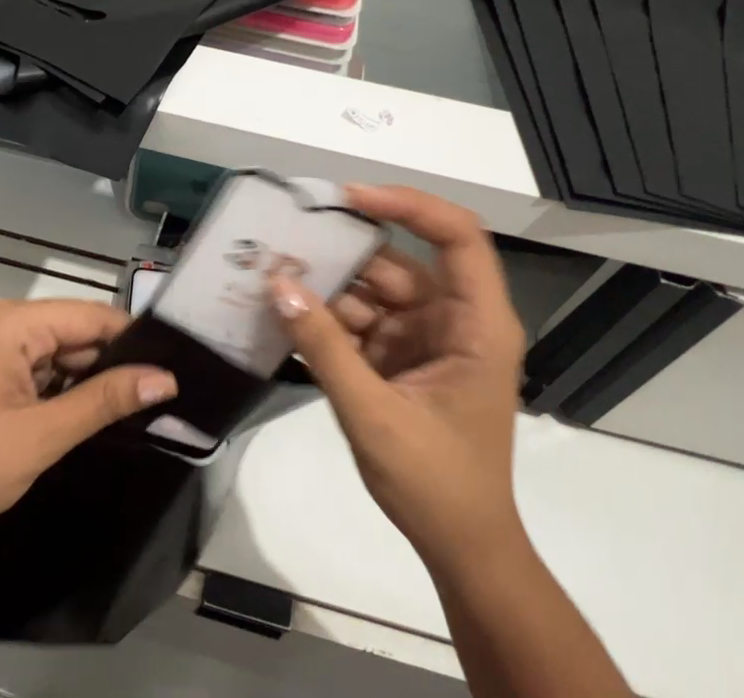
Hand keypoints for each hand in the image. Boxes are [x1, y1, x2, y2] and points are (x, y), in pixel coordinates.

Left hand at [0, 299, 178, 563]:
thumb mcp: (43, 434)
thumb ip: (106, 400)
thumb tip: (166, 378)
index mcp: (9, 323)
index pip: (90, 316)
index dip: (135, 341)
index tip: (181, 367)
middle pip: (75, 333)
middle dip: (116, 364)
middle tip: (169, 395)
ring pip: (58, 356)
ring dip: (91, 382)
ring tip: (146, 406)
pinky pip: (37, 375)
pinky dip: (64, 394)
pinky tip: (98, 415)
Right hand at [270, 184, 526, 559]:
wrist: (459, 545)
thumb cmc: (435, 481)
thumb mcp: (374, 414)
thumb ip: (324, 347)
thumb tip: (278, 285)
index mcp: (476, 324)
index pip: (457, 237)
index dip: (408, 205)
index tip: (349, 198)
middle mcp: (455, 321)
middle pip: (399, 264)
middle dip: (341, 255)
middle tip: (279, 244)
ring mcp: (426, 341)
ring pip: (372, 294)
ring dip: (324, 291)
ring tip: (267, 279)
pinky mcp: (401, 362)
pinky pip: (360, 326)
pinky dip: (325, 323)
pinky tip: (281, 316)